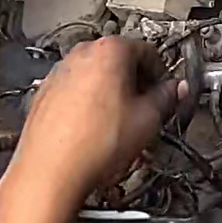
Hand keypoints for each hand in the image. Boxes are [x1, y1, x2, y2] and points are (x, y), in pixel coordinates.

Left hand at [0, 37, 180, 209]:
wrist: (49, 171)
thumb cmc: (95, 144)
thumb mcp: (147, 120)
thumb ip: (166, 98)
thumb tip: (176, 89)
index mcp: (110, 51)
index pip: (147, 51)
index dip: (161, 74)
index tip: (165, 92)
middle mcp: (82, 53)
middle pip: (119, 60)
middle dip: (136, 83)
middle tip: (146, 109)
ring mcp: (60, 72)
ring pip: (96, 76)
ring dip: (112, 94)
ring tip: (120, 125)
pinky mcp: (45, 92)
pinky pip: (75, 91)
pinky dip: (88, 104)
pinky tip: (95, 131)